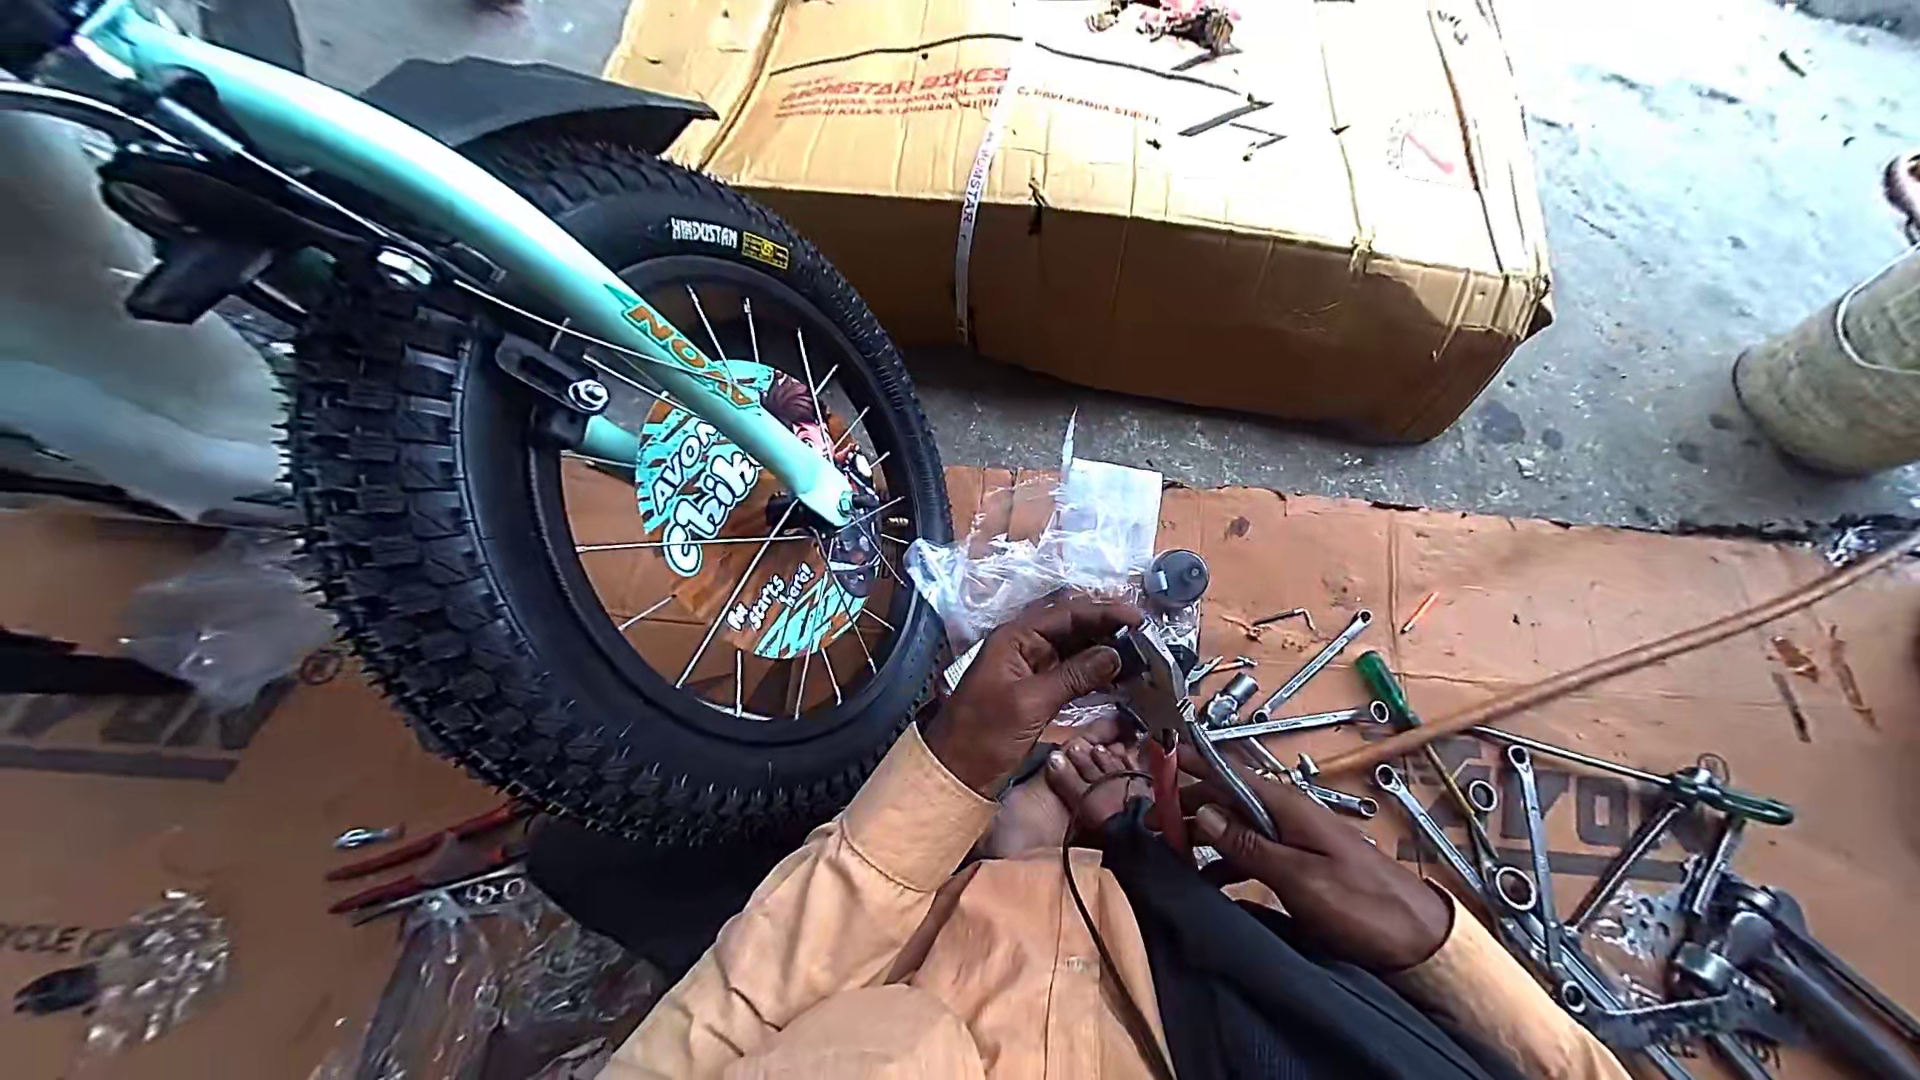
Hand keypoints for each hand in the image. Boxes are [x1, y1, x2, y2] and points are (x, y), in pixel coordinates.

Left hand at [923, 593, 1141, 794]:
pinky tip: (1119, 676)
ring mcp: (1032, 668)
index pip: (1065, 614)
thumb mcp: (1031, 702)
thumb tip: (1116, 653)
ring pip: (1075, 650)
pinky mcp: (1038, 690)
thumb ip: (1074, 675)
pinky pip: (1071, 673)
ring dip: (1105, 650)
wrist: (957, 771)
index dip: (1103, 612)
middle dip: (1108, 629)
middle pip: (1072, 627)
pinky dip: (1095, 673)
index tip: (1137, 618)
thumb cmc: (985, 732)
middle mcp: (1025, 645)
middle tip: (1145, 636)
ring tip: (1140, 654)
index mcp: (1015, 637)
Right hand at [1181, 751, 1452, 971]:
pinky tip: (1203, 879)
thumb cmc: (1364, 904)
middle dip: (1183, 803)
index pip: (1225, 770)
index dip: (1189, 760)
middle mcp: (1280, 814)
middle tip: (1150, 818)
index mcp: (1282, 804)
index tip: (1155, 754)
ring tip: (1167, 849)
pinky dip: (1219, 861)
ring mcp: (1285, 839)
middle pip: (1220, 798)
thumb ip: (1247, 843)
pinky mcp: (1290, 864)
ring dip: (1198, 834)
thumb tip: (1203, 811)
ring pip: (1228, 826)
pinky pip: (1244, 852)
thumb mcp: (1300, 876)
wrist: (1419, 942)